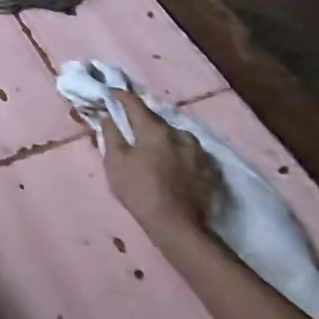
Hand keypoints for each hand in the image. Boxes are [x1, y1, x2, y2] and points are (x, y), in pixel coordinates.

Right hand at [100, 89, 224, 233]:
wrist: (178, 226)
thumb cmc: (140, 191)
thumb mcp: (115, 162)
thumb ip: (111, 134)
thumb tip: (107, 115)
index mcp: (155, 129)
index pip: (134, 103)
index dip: (121, 96)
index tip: (111, 93)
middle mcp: (180, 133)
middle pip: (156, 121)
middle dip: (142, 122)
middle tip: (131, 130)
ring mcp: (199, 151)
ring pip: (175, 137)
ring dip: (163, 139)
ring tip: (153, 152)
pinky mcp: (210, 168)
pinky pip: (189, 152)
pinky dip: (178, 154)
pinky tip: (172, 166)